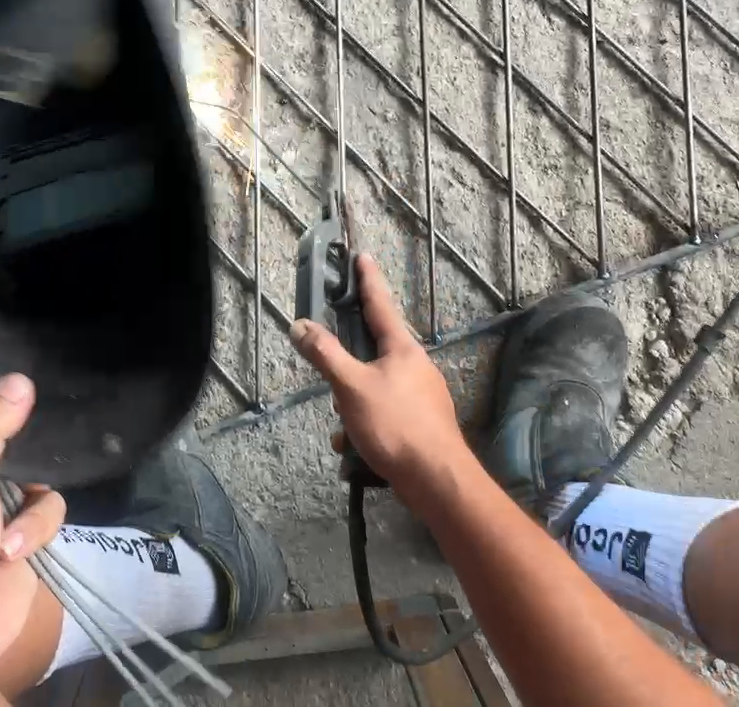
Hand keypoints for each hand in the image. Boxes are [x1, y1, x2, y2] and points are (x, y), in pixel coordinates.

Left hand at [0, 373, 66, 694]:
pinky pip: (49, 509)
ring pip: (39, 473)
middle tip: (41, 444)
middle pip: (12, 434)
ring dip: (31, 505)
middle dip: (29, 445)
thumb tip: (20, 379)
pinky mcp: (19, 535)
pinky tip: (13, 555)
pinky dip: (36, 530)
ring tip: (8, 538)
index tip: (26, 377)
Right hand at [289, 254, 469, 491]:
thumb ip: (324, 355)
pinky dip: (365, 425)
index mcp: (402, 348)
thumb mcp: (351, 387)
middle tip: (332, 374)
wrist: (438, 481)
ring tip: (344, 427)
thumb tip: (300, 325)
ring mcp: (421, 395)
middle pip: (374, 348)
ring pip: (375, 385)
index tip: (362, 256)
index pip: (379, 303)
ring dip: (353, 403)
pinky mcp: (421, 423)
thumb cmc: (396, 425)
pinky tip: (355, 446)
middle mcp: (415, 365)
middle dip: (348, 362)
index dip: (367, 279)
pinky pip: (384, 413)